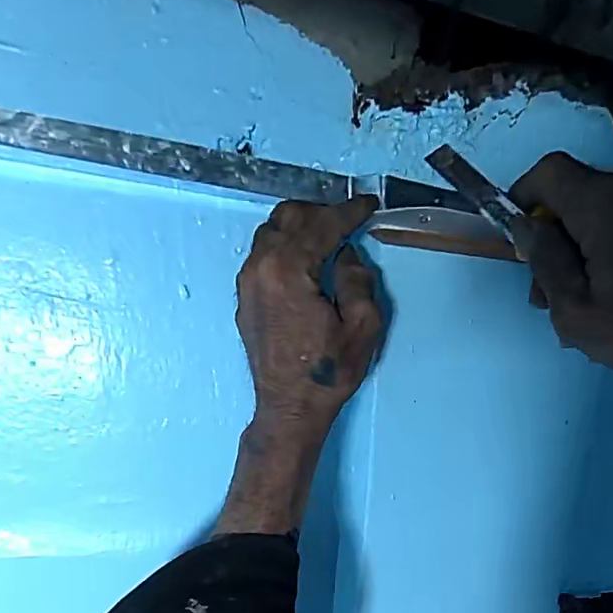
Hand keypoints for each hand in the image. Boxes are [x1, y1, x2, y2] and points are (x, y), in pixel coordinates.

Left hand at [215, 195, 385, 535]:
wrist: (289, 407)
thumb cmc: (328, 371)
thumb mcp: (363, 326)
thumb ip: (357, 279)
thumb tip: (346, 255)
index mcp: (289, 269)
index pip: (322, 224)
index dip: (349, 211)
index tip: (367, 205)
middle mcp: (260, 268)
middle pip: (288, 217)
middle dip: (320, 211)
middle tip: (346, 219)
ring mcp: (247, 284)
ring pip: (270, 233)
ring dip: (299, 227)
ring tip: (326, 237)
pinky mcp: (245, 299)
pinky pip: (262, 256)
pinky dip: (284, 247)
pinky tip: (304, 261)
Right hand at [511, 153, 612, 383]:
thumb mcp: (576, 309)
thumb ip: (544, 262)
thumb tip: (524, 227)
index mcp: (600, 205)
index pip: (546, 171)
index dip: (521, 199)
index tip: (517, 242)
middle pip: (567, 198)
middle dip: (546, 240)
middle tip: (545, 294)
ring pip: (591, 220)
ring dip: (572, 257)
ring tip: (574, 308)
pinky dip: (599, 260)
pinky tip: (604, 303)